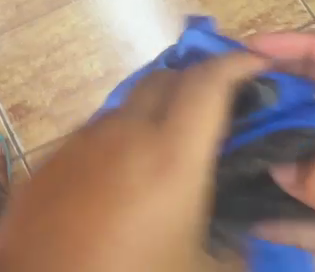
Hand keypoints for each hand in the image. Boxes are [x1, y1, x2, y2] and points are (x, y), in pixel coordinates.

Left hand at [0, 50, 268, 271]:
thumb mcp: (202, 271)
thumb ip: (234, 245)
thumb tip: (242, 230)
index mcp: (170, 154)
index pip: (206, 84)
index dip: (234, 65)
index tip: (257, 63)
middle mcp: (125, 130)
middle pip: (166, 80)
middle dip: (199, 81)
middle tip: (229, 105)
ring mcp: (84, 137)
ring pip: (130, 103)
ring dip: (160, 109)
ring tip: (184, 142)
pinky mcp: (57, 152)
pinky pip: (102, 128)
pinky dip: (128, 133)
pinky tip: (135, 171)